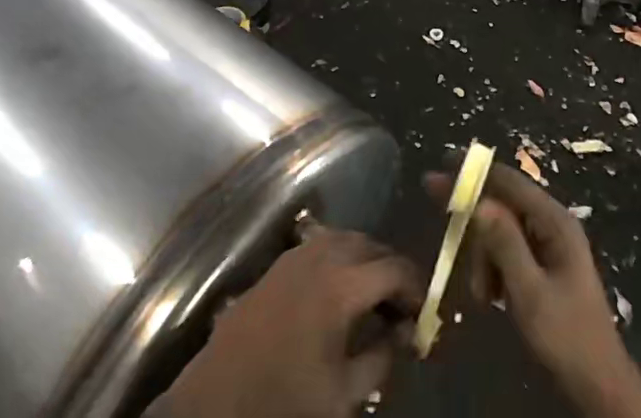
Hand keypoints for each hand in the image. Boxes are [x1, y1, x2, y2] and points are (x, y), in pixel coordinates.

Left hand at [150, 228, 422, 417]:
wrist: (217, 401)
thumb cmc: (284, 399)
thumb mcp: (344, 392)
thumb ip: (382, 357)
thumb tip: (404, 334)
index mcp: (341, 285)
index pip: (395, 268)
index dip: (416, 288)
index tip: (423, 314)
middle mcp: (320, 257)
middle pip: (370, 245)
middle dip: (391, 270)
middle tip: (400, 307)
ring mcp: (294, 256)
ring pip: (344, 238)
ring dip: (365, 259)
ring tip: (373, 297)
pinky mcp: (276, 265)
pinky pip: (319, 244)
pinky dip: (339, 257)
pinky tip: (338, 290)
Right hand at [423, 163, 640, 417]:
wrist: (597, 384)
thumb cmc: (565, 336)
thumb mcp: (529, 290)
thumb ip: (503, 242)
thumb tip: (478, 200)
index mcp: (555, 222)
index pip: (509, 181)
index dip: (474, 171)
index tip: (442, 164)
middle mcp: (552, 224)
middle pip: (502, 202)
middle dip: (472, 214)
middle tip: (434, 197)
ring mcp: (548, 245)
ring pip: (500, 230)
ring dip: (483, 255)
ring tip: (482, 293)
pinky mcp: (541, 265)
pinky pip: (506, 251)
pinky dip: (492, 268)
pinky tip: (490, 296)